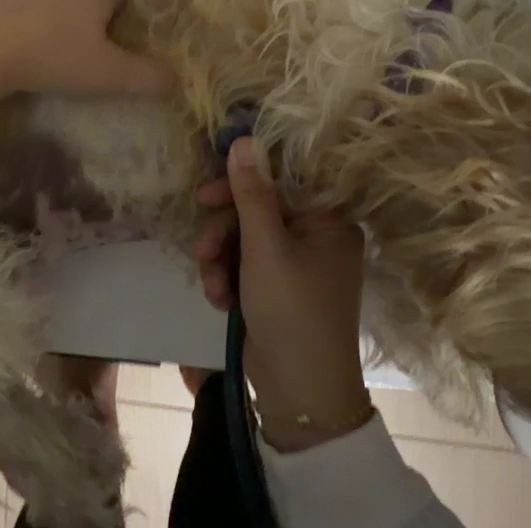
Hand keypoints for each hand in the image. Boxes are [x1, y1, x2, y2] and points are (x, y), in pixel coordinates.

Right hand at [193, 137, 373, 451]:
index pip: (282, 179)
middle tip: (202, 246)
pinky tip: (220, 299)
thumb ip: (251, 193)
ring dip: (221, 258)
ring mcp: (297, 263)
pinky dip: (228, 278)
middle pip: (258, 209)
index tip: (206, 192)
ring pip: (245, 237)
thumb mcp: (264, 248)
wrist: (301, 392)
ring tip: (212, 285)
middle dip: (224, 231)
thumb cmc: (292, 311)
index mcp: (328, 221)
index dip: (242, 180)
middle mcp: (316, 236)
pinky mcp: (278, 286)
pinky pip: (245, 264)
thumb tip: (243, 138)